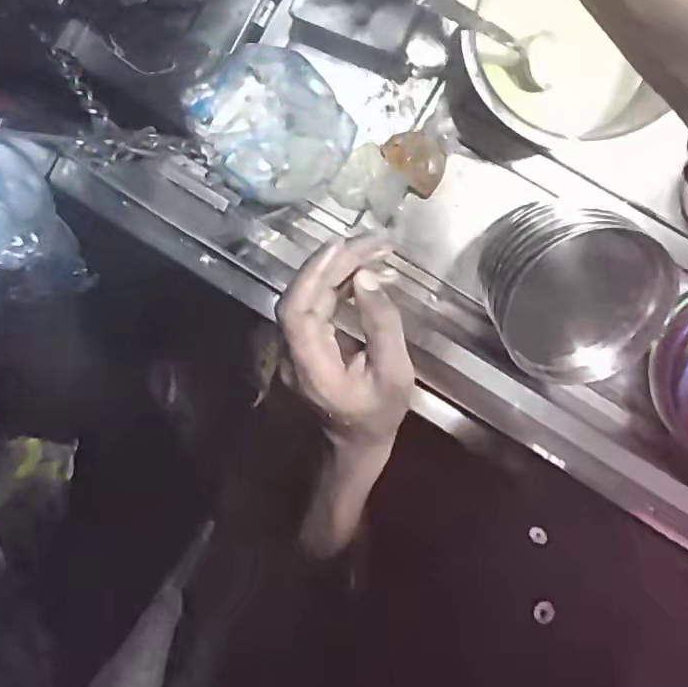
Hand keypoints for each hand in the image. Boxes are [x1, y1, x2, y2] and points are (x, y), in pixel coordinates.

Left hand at [276, 236, 415, 454]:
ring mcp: (295, 347)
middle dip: (336, 262)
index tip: (343, 247)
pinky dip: (338, 282)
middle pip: (303, 295)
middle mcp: (292, 353)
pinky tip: (362, 271)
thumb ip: (382, 325)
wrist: (355, 445)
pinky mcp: (305, 341)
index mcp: (310, 367)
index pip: (297, 311)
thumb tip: (366, 277)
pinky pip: (317, 304)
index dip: (314, 275)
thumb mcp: (395, 374)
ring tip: (374, 249)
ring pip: (309, 295)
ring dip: (338, 268)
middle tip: (375, 241)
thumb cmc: (378, 415)